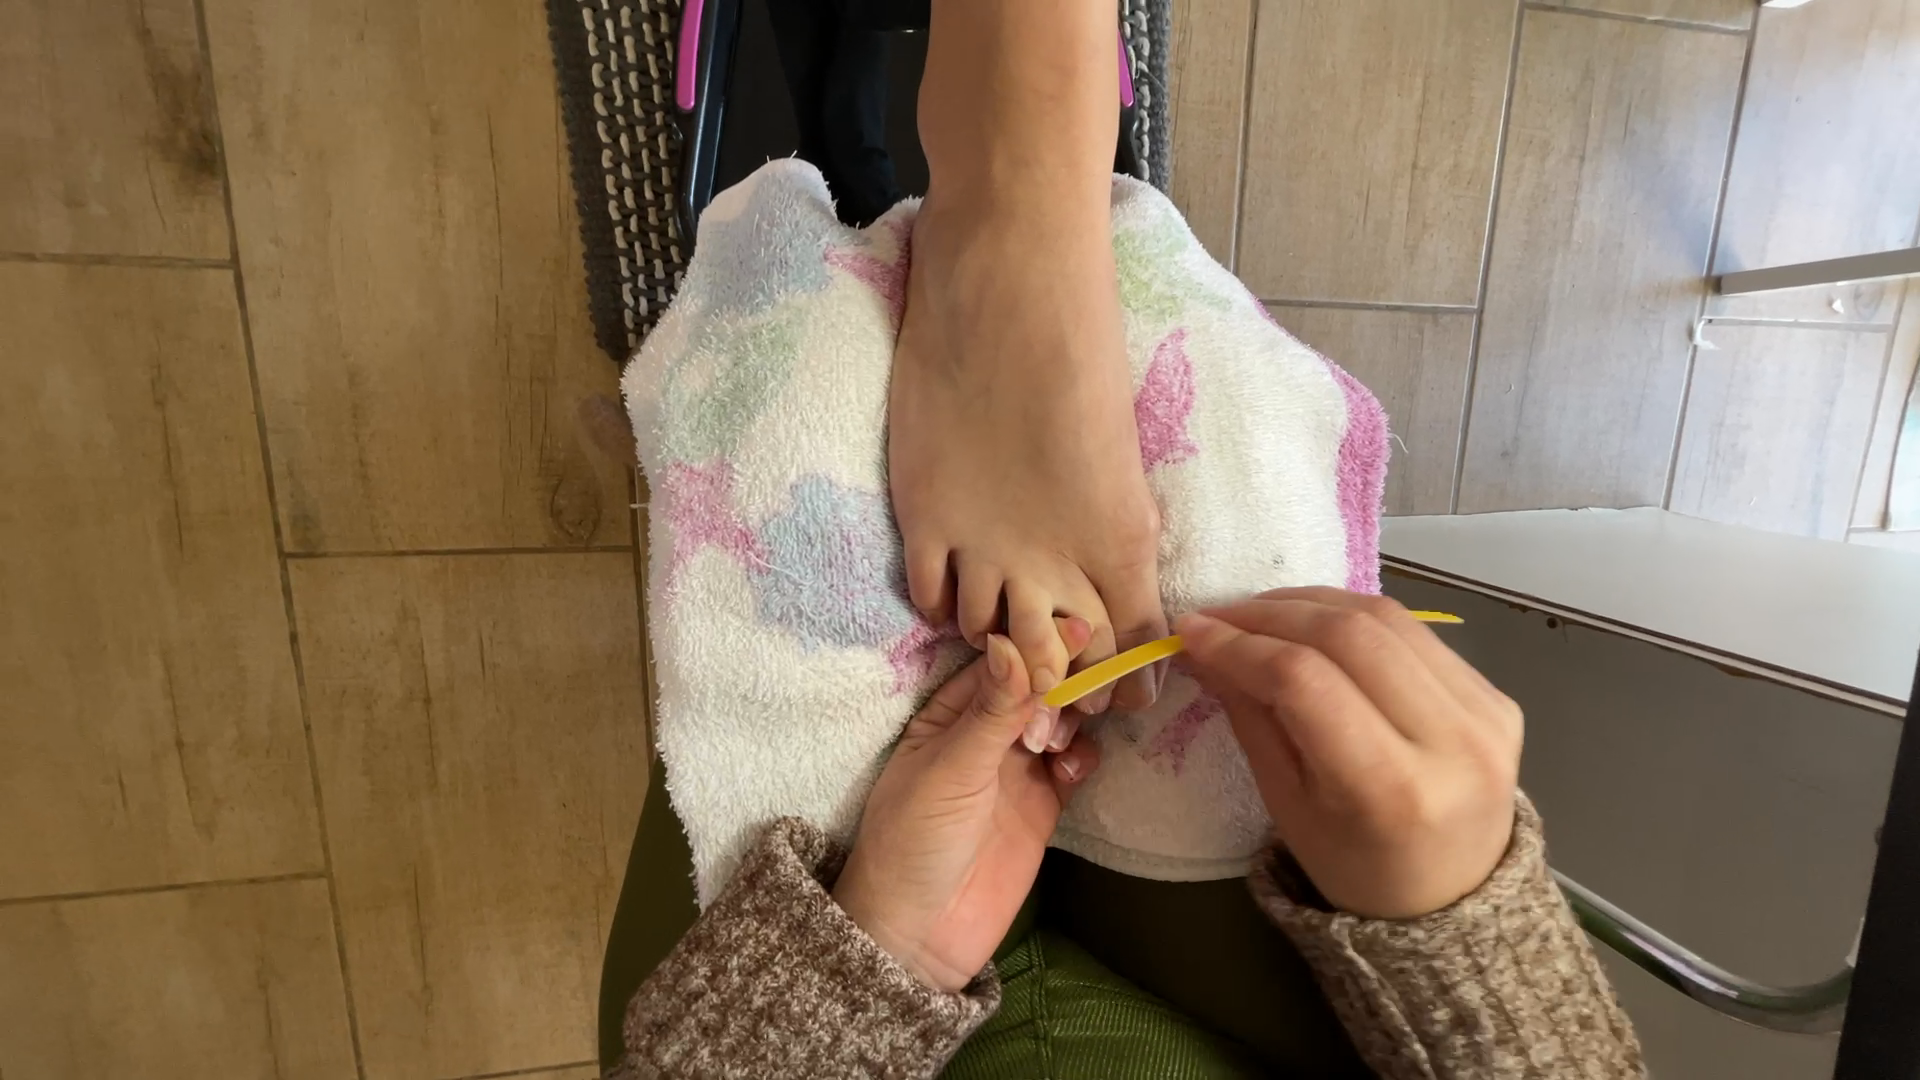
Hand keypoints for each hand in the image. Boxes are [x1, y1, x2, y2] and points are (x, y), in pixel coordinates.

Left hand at [834, 629, 1100, 990]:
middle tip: (1073, 693)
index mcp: (950, 713)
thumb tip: (1011, 641)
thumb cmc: (916, 838)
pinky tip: (1070, 768)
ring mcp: (1017, 766)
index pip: (999, 664)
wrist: (921, 935)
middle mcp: (986, 731)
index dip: (1034, 646)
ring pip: (1060, 719)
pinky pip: (1073, 762)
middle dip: (1058, 682)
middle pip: (1036, 686)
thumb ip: (990, 710)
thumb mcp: (951, 768)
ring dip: (1069, 718)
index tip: (1075, 629)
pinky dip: (1080, 755)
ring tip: (1056, 740)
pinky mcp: (1043, 802)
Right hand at [888, 197, 1165, 715]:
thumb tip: (1102, 557)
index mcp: (1119, 538)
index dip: (1128, 681)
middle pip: (1059, 659)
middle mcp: (1052, 559)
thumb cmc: (1082, 345)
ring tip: (999, 632)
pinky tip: (950, 591)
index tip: (1124, 699)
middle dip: (1063, 684)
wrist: (1007, 285)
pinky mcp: (924, 519)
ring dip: (997, 642)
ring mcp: (980, 544)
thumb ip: (1112, 518)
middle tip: (1058, 684)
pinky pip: (930, 599)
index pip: (1131, 643)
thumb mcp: (1120, 446)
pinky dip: (943, 607)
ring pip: (988, 636)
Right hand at [1174, 589, 1522, 918]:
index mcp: (1391, 788)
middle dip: (1268, 614)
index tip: (1191, 631)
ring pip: (1382, 616)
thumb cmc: (1349, 858)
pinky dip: (1348, 614)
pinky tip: (1311, 622)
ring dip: (1306, 602)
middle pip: (1347, 635)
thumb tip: (1202, 642)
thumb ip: (1246, 709)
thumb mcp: (1282, 796)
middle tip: (1218, 616)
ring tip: (1257, 613)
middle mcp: (1452, 742)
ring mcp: (1485, 712)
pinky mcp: (1497, 692)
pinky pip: (1410, 629)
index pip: (1304, 681)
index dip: (1240, 646)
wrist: (1450, 893)